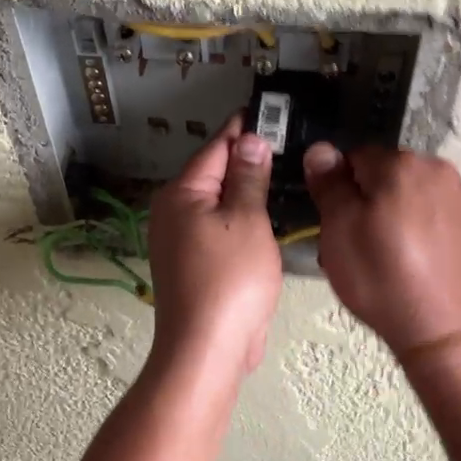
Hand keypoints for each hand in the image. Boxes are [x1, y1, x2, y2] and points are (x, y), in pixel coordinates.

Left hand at [148, 117, 283, 370]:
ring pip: (218, 205)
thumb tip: (249, 140)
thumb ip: (248, 177)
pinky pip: (220, 231)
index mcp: (181, 193)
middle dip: (247, 160)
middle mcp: (172, 213)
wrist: (207, 348)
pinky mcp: (193, 266)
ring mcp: (180, 242)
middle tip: (287, 145)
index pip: (215, 146)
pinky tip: (267, 222)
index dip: (244, 128)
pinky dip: (241, 223)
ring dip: (246, 193)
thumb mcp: (247, 220)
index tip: (271, 111)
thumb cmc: (229, 280)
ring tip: (283, 178)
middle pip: (214, 174)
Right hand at [303, 143, 460, 354]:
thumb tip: (321, 150)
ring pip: (407, 193)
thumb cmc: (380, 276)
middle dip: (366, 198)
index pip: (354, 157)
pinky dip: (414, 226)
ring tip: (381, 253)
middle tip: (354, 241)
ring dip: (390, 212)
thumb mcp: (338, 229)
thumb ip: (329, 184)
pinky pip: (428, 211)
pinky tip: (407, 258)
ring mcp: (457, 195)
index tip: (335, 222)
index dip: (339, 189)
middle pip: (384, 174)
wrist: (438, 326)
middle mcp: (435, 168)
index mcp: (401, 163)